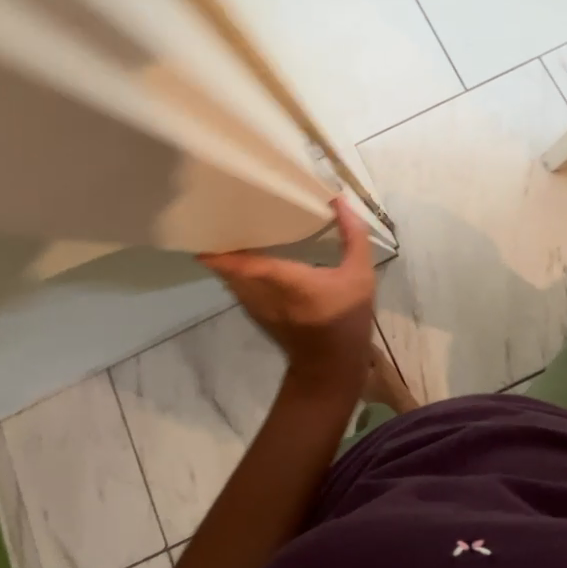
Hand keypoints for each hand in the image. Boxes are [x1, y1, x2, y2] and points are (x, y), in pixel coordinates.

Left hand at [199, 197, 375, 391]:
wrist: (332, 368)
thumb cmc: (346, 319)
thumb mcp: (360, 275)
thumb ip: (353, 236)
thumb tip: (339, 200)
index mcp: (287, 281)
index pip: (246, 265)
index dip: (222, 253)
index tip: (207, 229)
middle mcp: (264, 294)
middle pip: (230, 268)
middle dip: (218, 246)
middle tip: (213, 215)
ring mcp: (257, 306)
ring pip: (230, 279)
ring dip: (223, 259)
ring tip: (221, 229)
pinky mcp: (256, 314)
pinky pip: (237, 287)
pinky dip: (232, 271)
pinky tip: (239, 255)